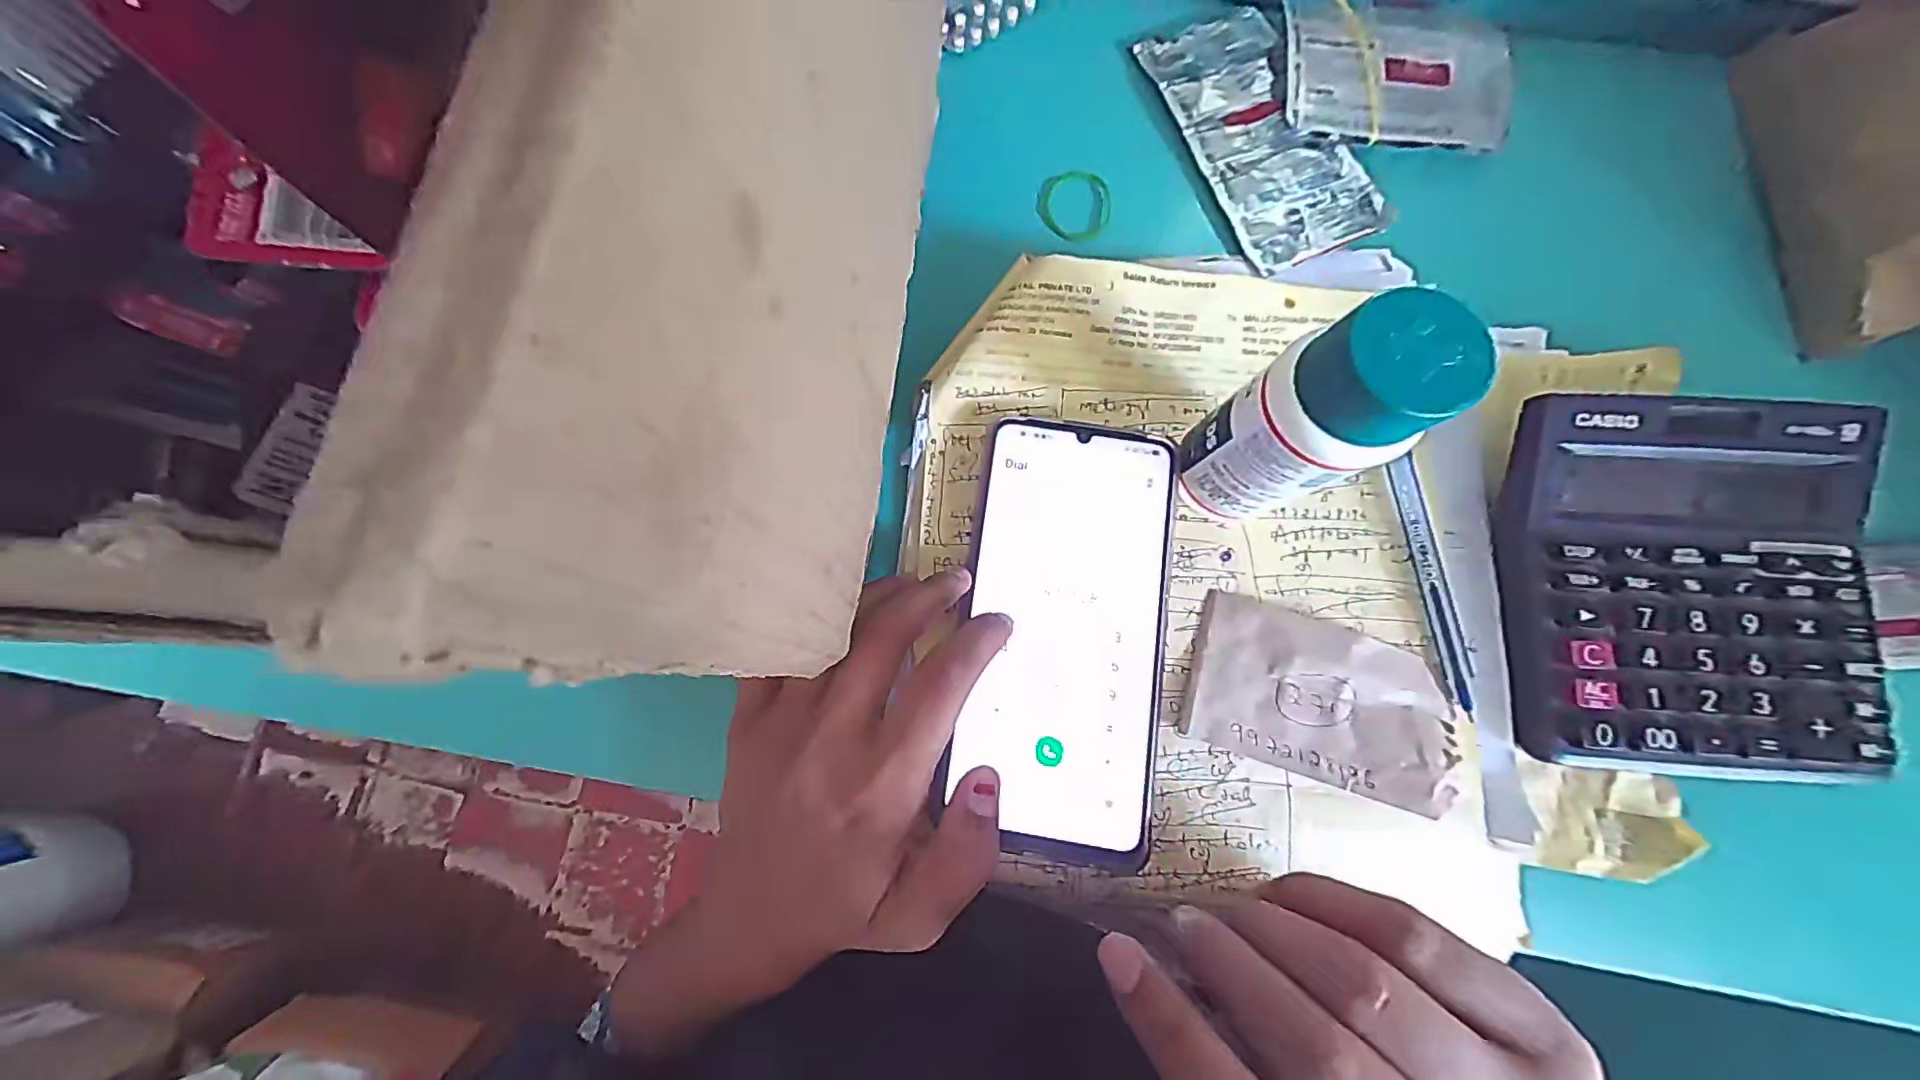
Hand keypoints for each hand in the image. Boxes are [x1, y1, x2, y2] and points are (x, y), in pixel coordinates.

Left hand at [610, 570, 1011, 1056]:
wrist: (749, 917)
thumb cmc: (846, 908)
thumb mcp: (921, 914)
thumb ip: (967, 854)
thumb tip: (988, 775)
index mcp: (881, 786)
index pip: (938, 688)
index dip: (975, 643)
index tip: (999, 622)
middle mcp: (830, 741)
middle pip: (884, 637)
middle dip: (930, 597)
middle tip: (959, 581)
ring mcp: (780, 722)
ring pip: (834, 630)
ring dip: (880, 595)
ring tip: (913, 584)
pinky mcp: (747, 716)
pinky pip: (780, 643)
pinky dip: (815, 615)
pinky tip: (843, 607)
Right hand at [1097, 875, 1601, 1079]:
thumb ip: (1236, 1069)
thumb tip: (1162, 982)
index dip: (1169, 1027)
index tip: (1119, 955)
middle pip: (1315, 1048)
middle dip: (1227, 966)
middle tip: (1185, 924)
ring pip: (1367, 985)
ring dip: (1278, 931)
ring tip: (1237, 910)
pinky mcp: (1555, 1041)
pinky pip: (1425, 941)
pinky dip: (1343, 903)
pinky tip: (1296, 893)